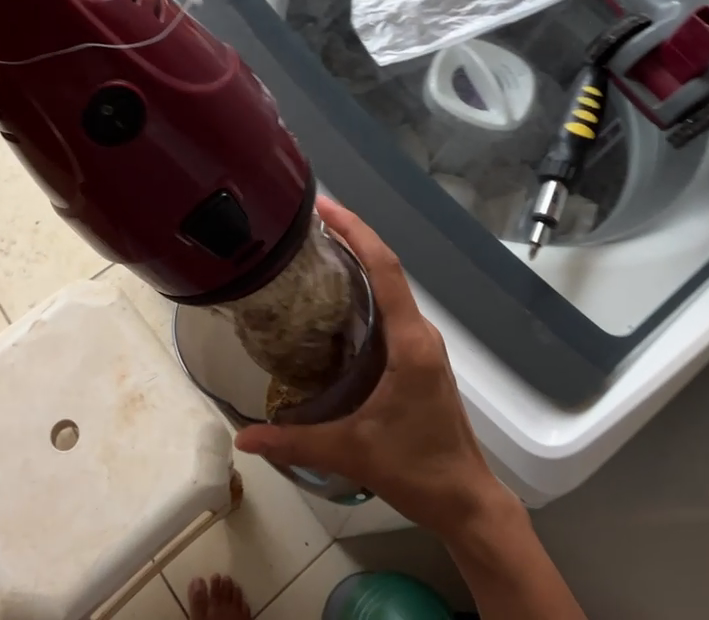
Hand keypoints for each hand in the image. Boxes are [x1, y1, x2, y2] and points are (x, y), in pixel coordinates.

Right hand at [234, 196, 519, 538]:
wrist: (466, 501)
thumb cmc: (417, 470)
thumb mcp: (350, 452)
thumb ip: (293, 442)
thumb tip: (242, 437)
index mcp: (409, 343)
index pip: (385, 269)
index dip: (356, 231)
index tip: (324, 207)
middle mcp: (419, 334)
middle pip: (386, 269)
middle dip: (350, 239)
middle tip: (305, 225)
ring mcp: (422, 345)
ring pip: (389, 288)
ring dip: (357, 264)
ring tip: (313, 252)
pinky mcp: (419, 358)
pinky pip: (390, 309)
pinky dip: (364, 291)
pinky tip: (334, 301)